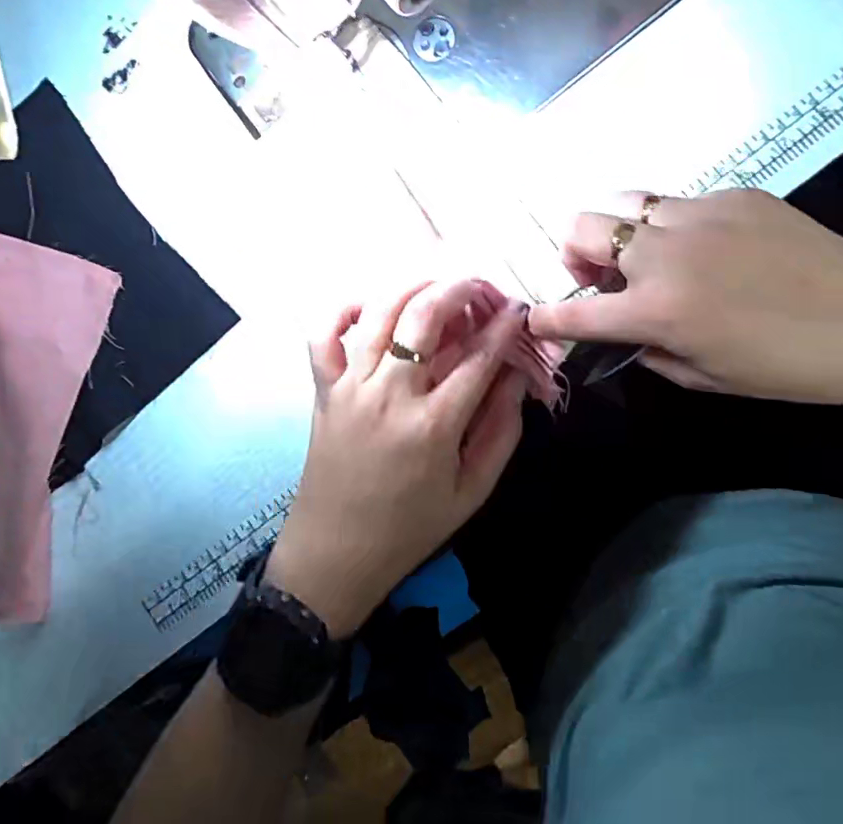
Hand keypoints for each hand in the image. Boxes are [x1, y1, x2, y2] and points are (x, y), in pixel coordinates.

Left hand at [266, 280, 529, 637]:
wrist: (334, 556)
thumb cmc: (411, 527)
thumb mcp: (473, 489)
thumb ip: (502, 430)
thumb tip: (516, 376)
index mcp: (434, 424)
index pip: (479, 357)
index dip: (505, 326)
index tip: (519, 309)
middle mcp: (390, 395)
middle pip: (425, 317)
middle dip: (461, 290)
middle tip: (482, 288)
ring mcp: (350, 388)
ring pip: (380, 314)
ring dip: (415, 287)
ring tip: (440, 285)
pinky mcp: (323, 391)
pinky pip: (325, 335)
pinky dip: (346, 309)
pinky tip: (374, 304)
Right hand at [527, 190, 842, 410]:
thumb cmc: (790, 368)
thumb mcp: (708, 379)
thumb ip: (652, 350)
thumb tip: (628, 329)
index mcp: (656, 310)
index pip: (575, 313)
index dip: (545, 320)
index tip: (535, 320)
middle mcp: (664, 252)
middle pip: (583, 226)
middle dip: (575, 254)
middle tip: (601, 278)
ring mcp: (699, 212)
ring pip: (629, 202)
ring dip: (622, 230)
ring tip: (648, 254)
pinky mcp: (735, 192)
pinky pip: (683, 202)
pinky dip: (677, 225)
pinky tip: (713, 247)